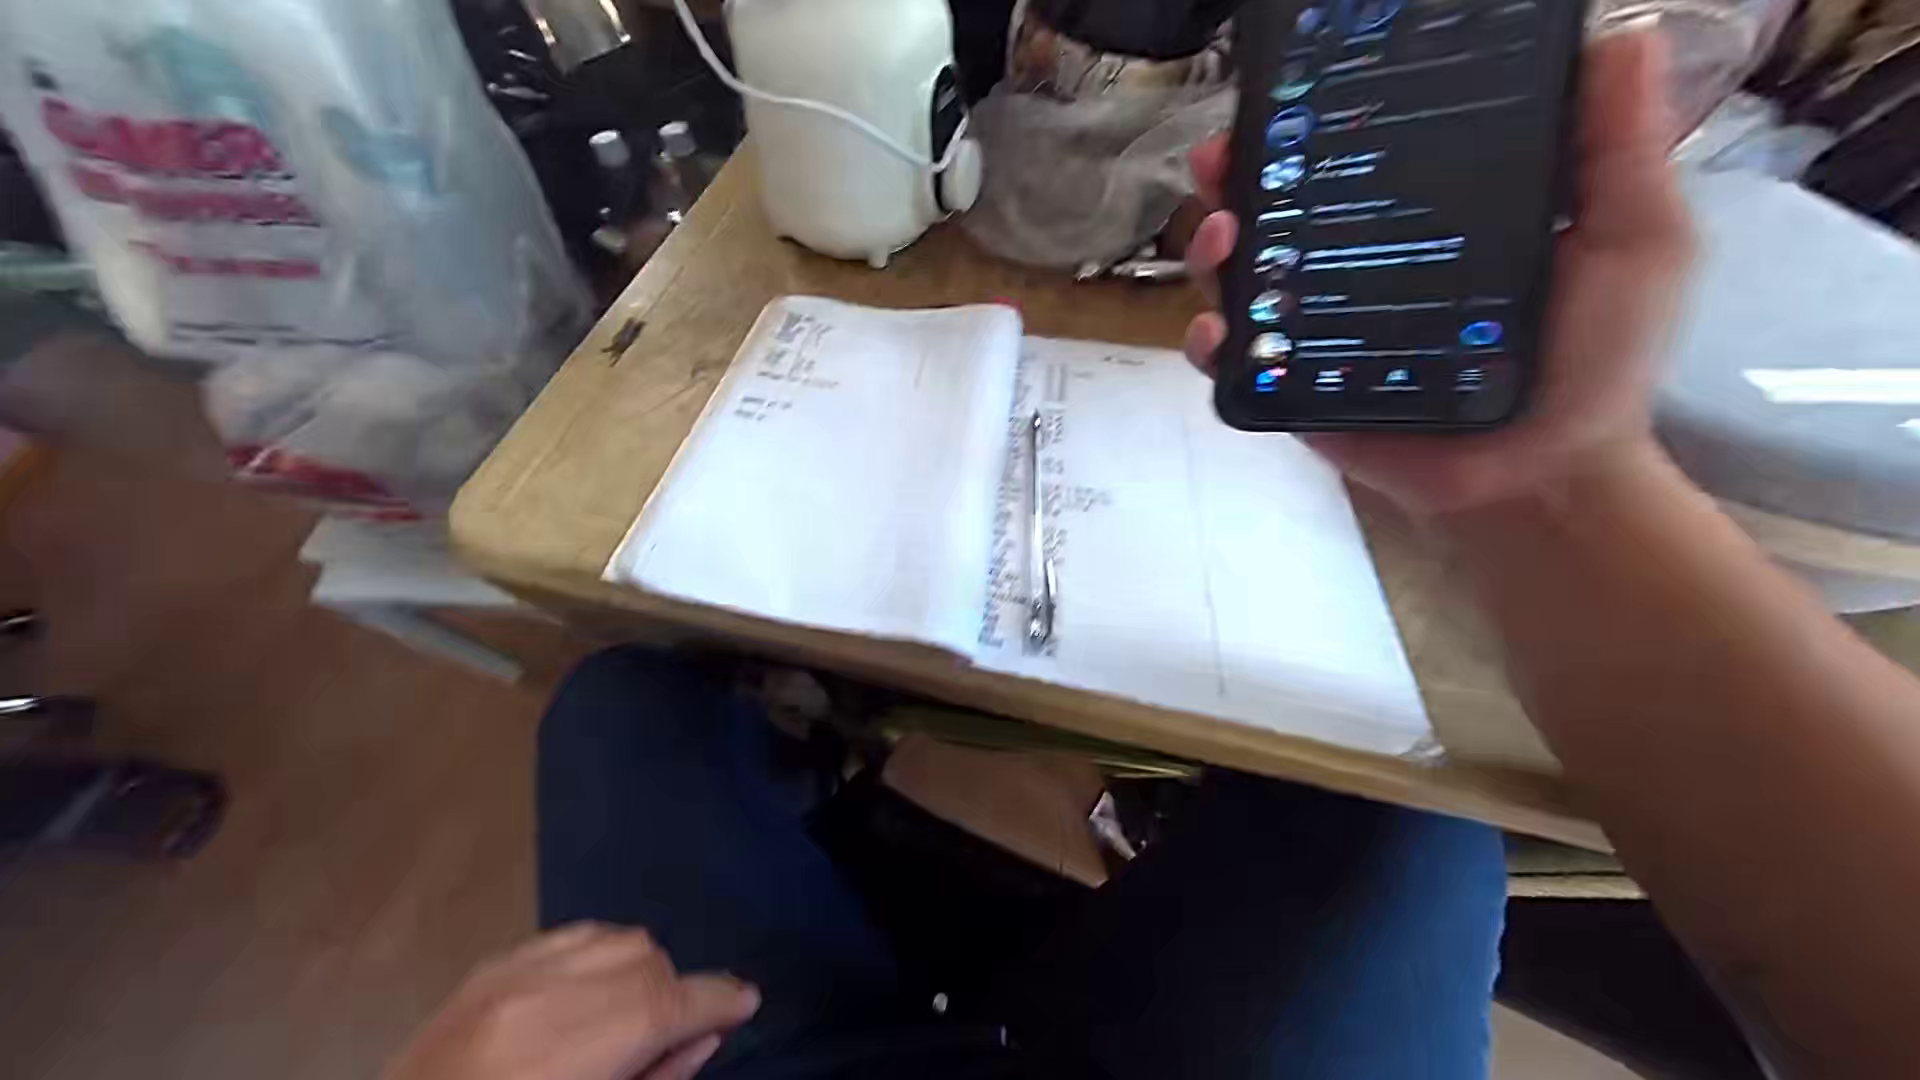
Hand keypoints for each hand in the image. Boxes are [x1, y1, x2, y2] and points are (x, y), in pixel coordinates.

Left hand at [383, 924, 760, 1079]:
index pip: (668, 1006)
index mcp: (566, 1054)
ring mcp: (513, 972)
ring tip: (625, 1014)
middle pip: (649, 962)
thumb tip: (706, 1035)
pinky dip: (601, 953)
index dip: (717, 999)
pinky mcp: (492, 964)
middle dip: (673, 994)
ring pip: (621, 938)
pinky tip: (591, 988)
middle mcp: (544, 995)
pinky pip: (577, 933)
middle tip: (667, 1035)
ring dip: (640, 970)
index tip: (747, 1001)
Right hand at [1183, 29, 1692, 515]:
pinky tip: (1214, 329)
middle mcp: (1350, 276)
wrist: (1535, 472)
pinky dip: (1210, 343)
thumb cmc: (1590, 361)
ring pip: (1239, 284)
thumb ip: (1614, 151)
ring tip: (1220, 239)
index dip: (1302, 132)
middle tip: (1221, 165)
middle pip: (1273, 220)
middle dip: (1234, 185)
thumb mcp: (1628, 239)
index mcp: (1413, 231)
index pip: (1343, 169)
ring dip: (1210, 254)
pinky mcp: (1290, 389)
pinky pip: (1232, 364)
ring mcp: (1313, 335)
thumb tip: (1610, 36)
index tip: (1279, 101)